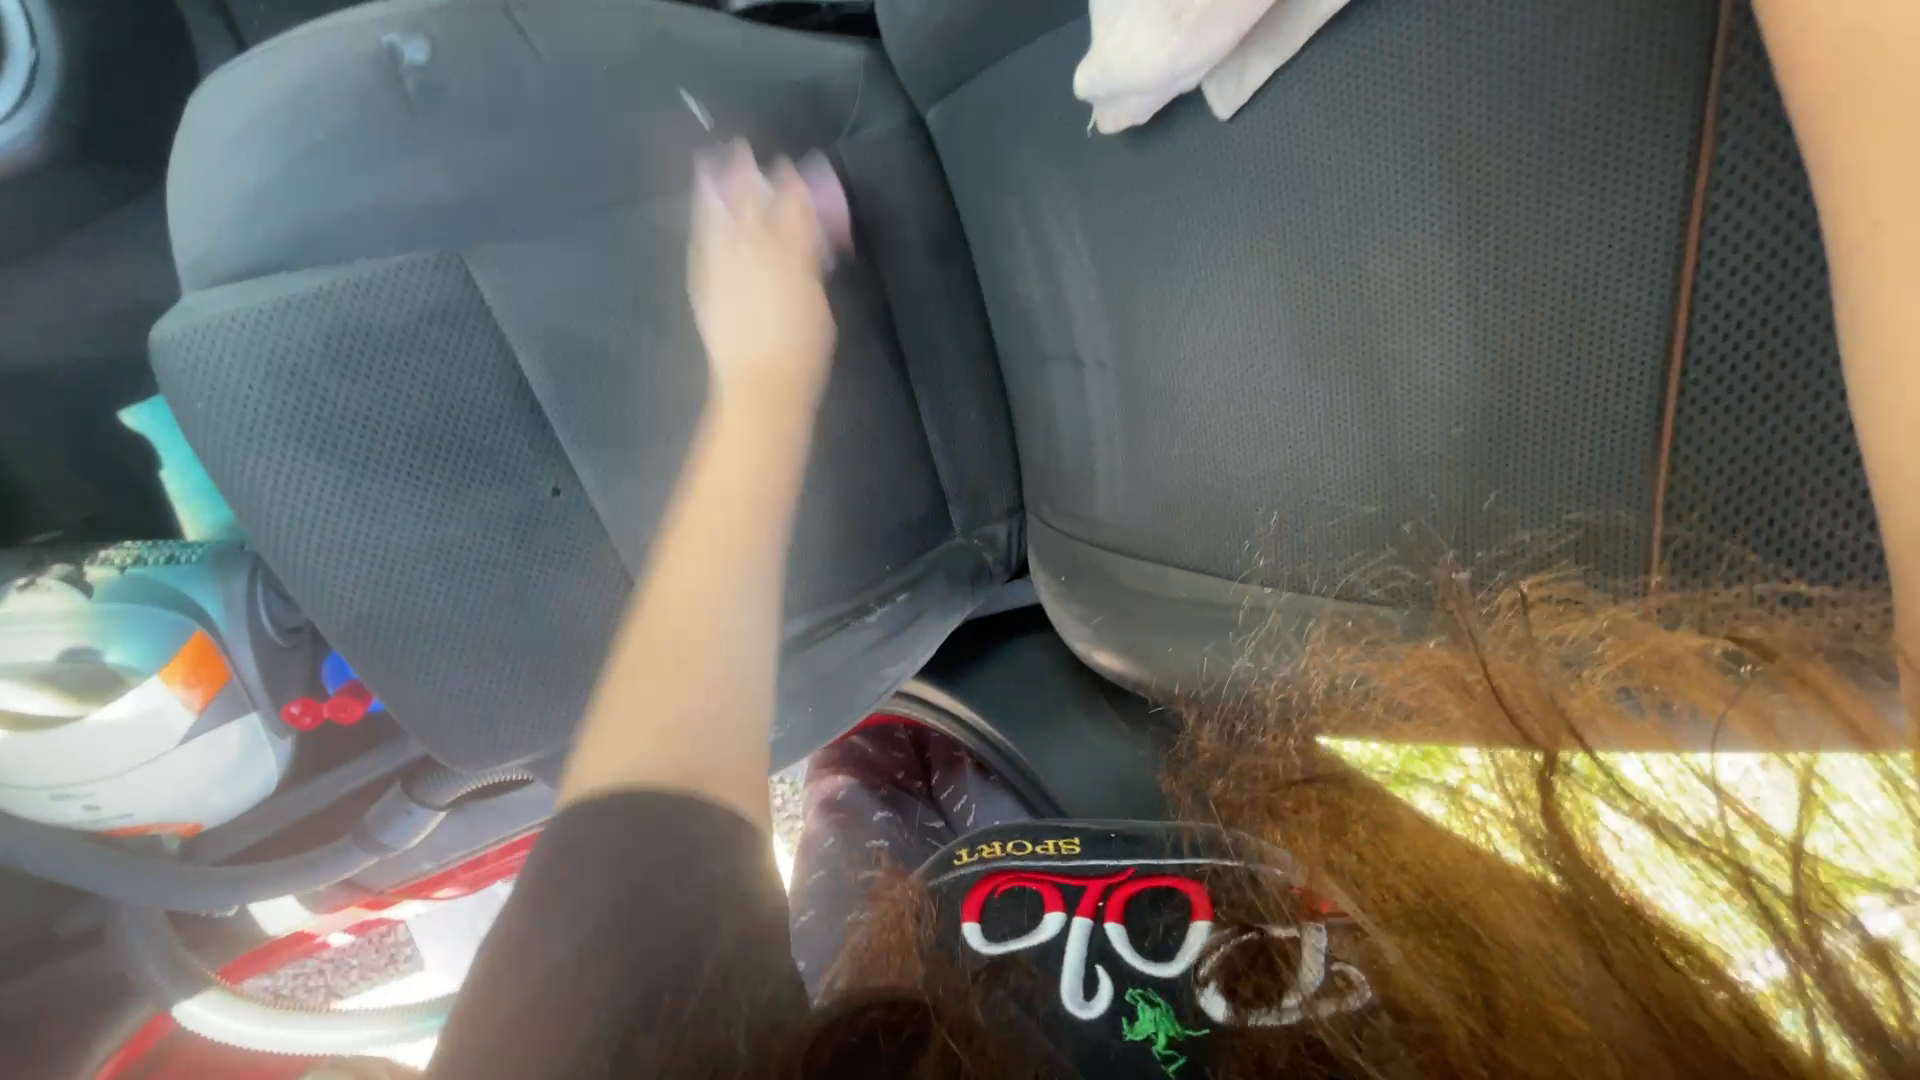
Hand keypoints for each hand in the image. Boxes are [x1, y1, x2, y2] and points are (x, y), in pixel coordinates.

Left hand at [688, 140, 836, 412]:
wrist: (759, 387)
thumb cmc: (802, 353)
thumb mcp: (817, 305)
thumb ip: (810, 266)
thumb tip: (808, 243)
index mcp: (788, 255)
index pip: (792, 206)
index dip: (794, 183)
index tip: (794, 167)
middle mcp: (751, 250)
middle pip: (750, 201)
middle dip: (748, 174)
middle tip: (743, 151)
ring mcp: (721, 265)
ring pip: (717, 215)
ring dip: (716, 186)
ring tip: (710, 164)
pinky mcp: (702, 283)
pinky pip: (701, 239)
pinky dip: (702, 218)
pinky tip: (702, 209)